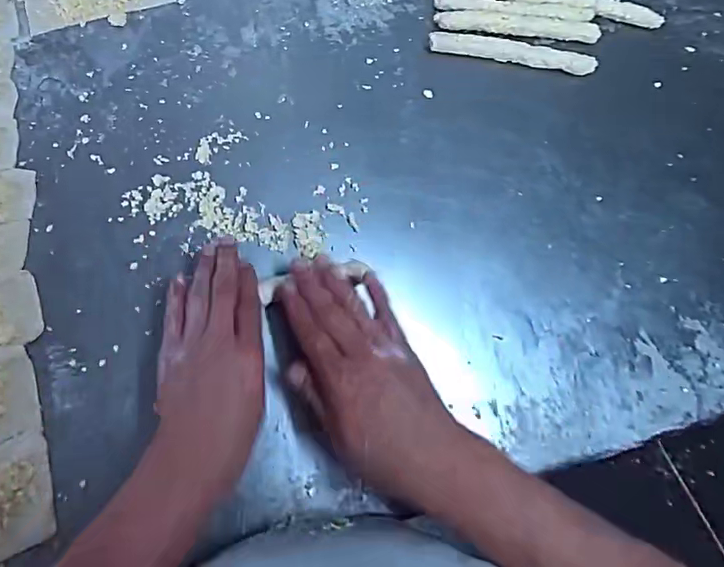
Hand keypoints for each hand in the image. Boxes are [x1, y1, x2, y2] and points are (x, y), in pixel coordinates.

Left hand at [153, 239, 264, 502]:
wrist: (190, 455)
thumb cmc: (232, 439)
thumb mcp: (256, 398)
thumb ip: (251, 359)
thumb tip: (245, 333)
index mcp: (248, 356)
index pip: (248, 306)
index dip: (247, 280)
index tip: (246, 262)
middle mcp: (219, 341)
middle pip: (222, 292)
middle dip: (225, 263)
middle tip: (226, 240)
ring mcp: (191, 343)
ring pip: (198, 296)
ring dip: (202, 270)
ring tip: (207, 249)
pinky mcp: (170, 350)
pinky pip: (174, 315)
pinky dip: (177, 295)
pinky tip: (179, 280)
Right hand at [275, 256, 477, 511]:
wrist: (440, 461)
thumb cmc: (383, 456)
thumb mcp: (339, 438)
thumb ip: (314, 398)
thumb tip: (291, 367)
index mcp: (340, 379)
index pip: (311, 335)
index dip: (295, 309)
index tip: (283, 286)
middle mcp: (360, 356)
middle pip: (330, 314)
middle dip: (311, 286)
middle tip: (296, 262)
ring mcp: (384, 348)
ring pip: (354, 308)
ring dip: (336, 282)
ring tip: (322, 260)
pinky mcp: (404, 348)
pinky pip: (388, 315)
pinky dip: (378, 293)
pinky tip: (368, 276)